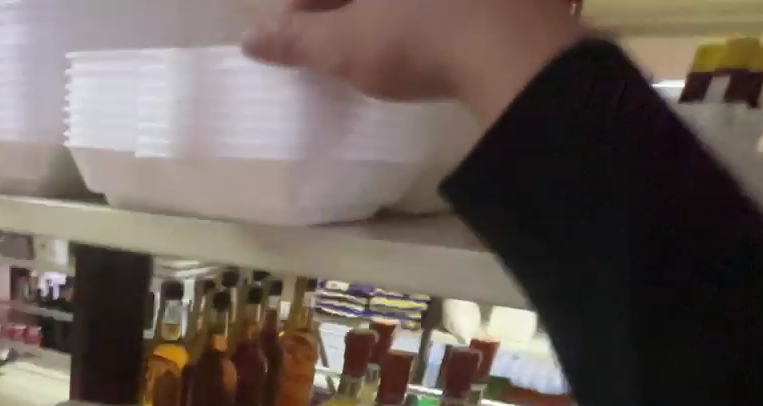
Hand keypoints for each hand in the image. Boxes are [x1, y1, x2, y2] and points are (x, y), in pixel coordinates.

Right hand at [241, 0, 582, 126]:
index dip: (299, 8)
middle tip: (328, 42)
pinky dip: (408, 9)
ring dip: (370, 9)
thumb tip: (250, 38)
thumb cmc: (416, 37)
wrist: (511, 45)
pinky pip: (424, 3)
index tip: (293, 35)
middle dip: (335, 6)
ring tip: (367, 40)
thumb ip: (295, 40)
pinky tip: (408, 31)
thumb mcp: (344, 45)